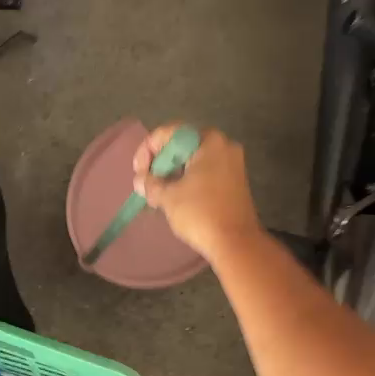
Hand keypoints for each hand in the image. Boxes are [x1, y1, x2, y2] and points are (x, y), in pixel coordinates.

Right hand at [132, 124, 261, 258]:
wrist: (235, 242)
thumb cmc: (200, 213)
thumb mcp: (168, 197)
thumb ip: (151, 184)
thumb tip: (141, 181)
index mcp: (208, 141)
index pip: (169, 133)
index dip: (148, 150)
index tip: (139, 173)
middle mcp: (223, 145)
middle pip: (182, 145)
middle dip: (160, 163)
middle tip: (147, 183)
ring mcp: (232, 163)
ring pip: (193, 159)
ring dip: (173, 173)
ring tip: (158, 193)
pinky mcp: (234, 180)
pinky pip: (205, 171)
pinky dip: (188, 179)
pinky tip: (176, 196)